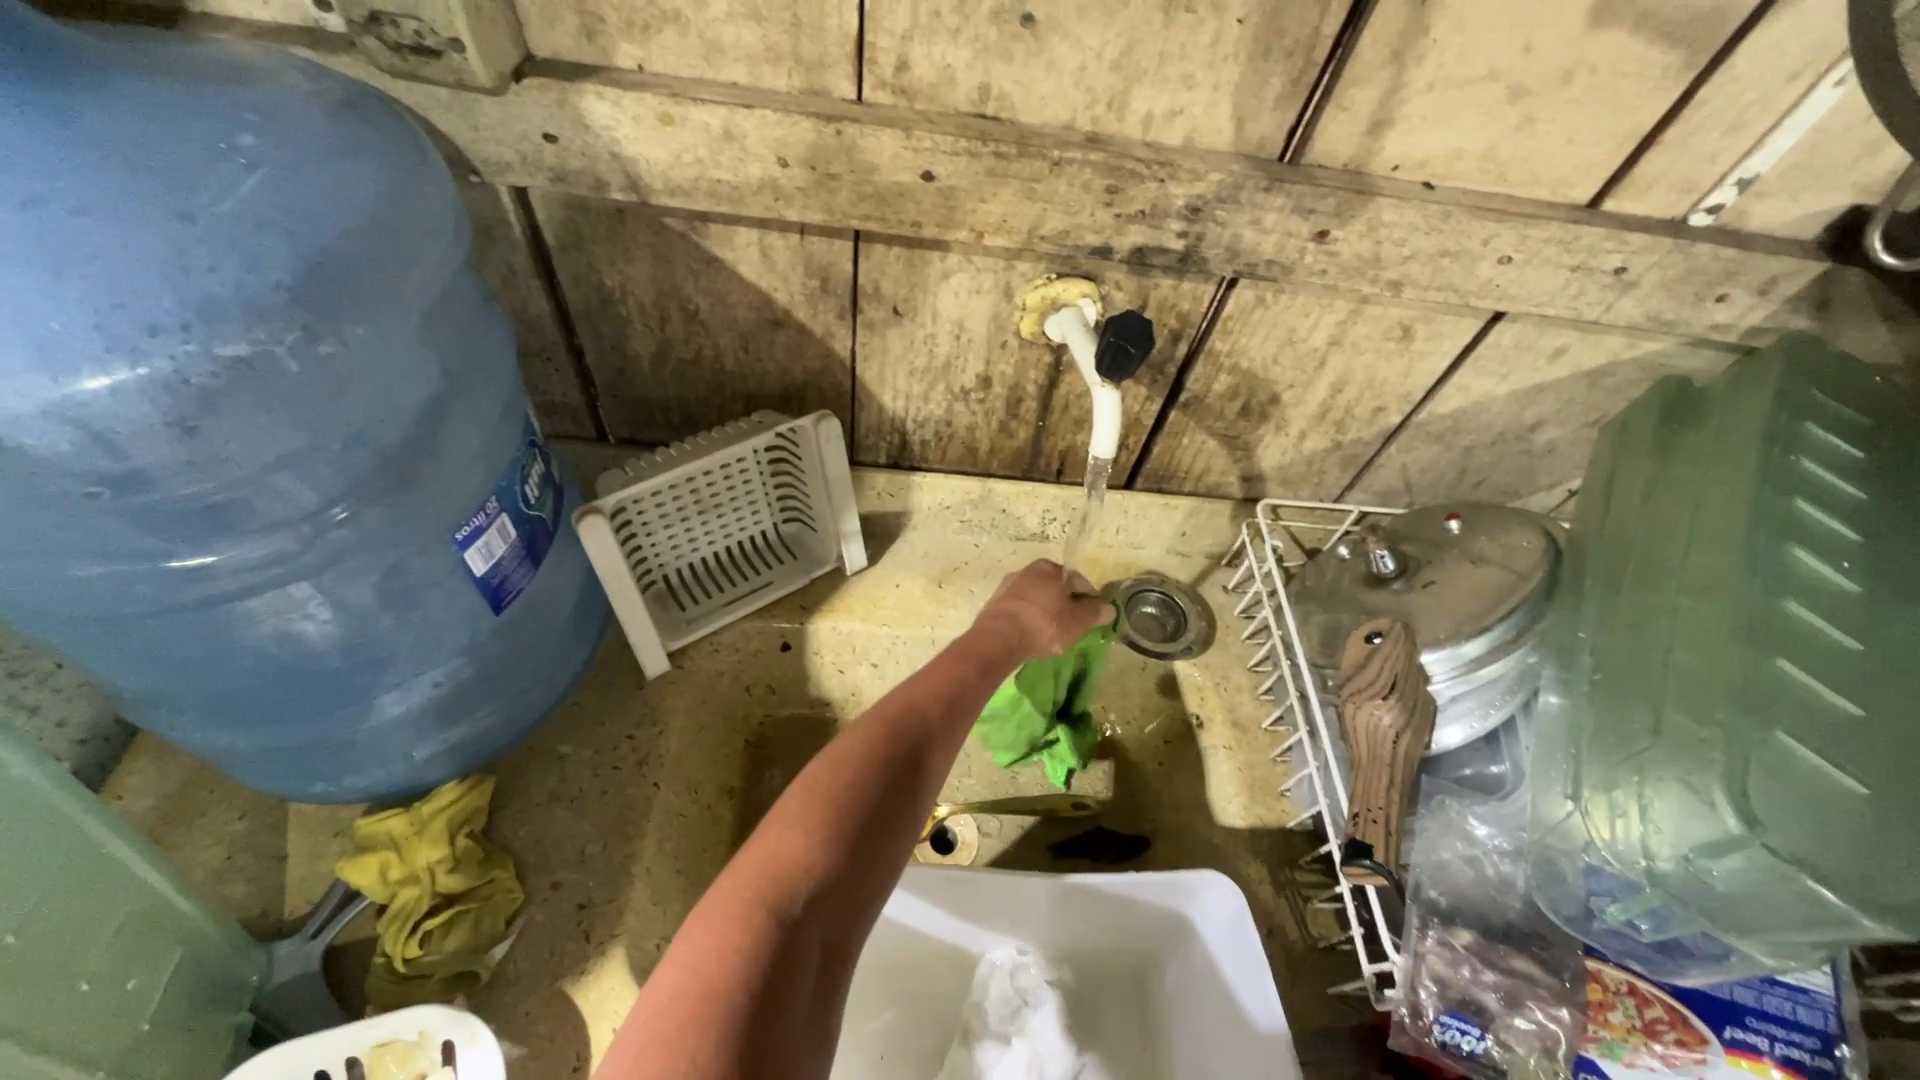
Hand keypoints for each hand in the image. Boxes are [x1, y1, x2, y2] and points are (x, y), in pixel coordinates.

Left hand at [970, 559, 1115, 662]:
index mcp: (1050, 568)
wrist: (998, 638)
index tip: (1094, 616)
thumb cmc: (1044, 624)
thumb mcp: (1077, 622)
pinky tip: (1033, 632)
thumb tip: (1109, 609)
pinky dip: (1030, 617)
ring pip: (1037, 597)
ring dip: (1047, 610)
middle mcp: (1028, 570)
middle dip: (1066, 603)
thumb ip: (1094, 614)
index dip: (1090, 599)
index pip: (1079, 581)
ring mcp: (1009, 585)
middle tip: (1075, 625)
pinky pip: (1022, 608)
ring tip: (1053, 631)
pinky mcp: (995, 603)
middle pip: (1056, 588)